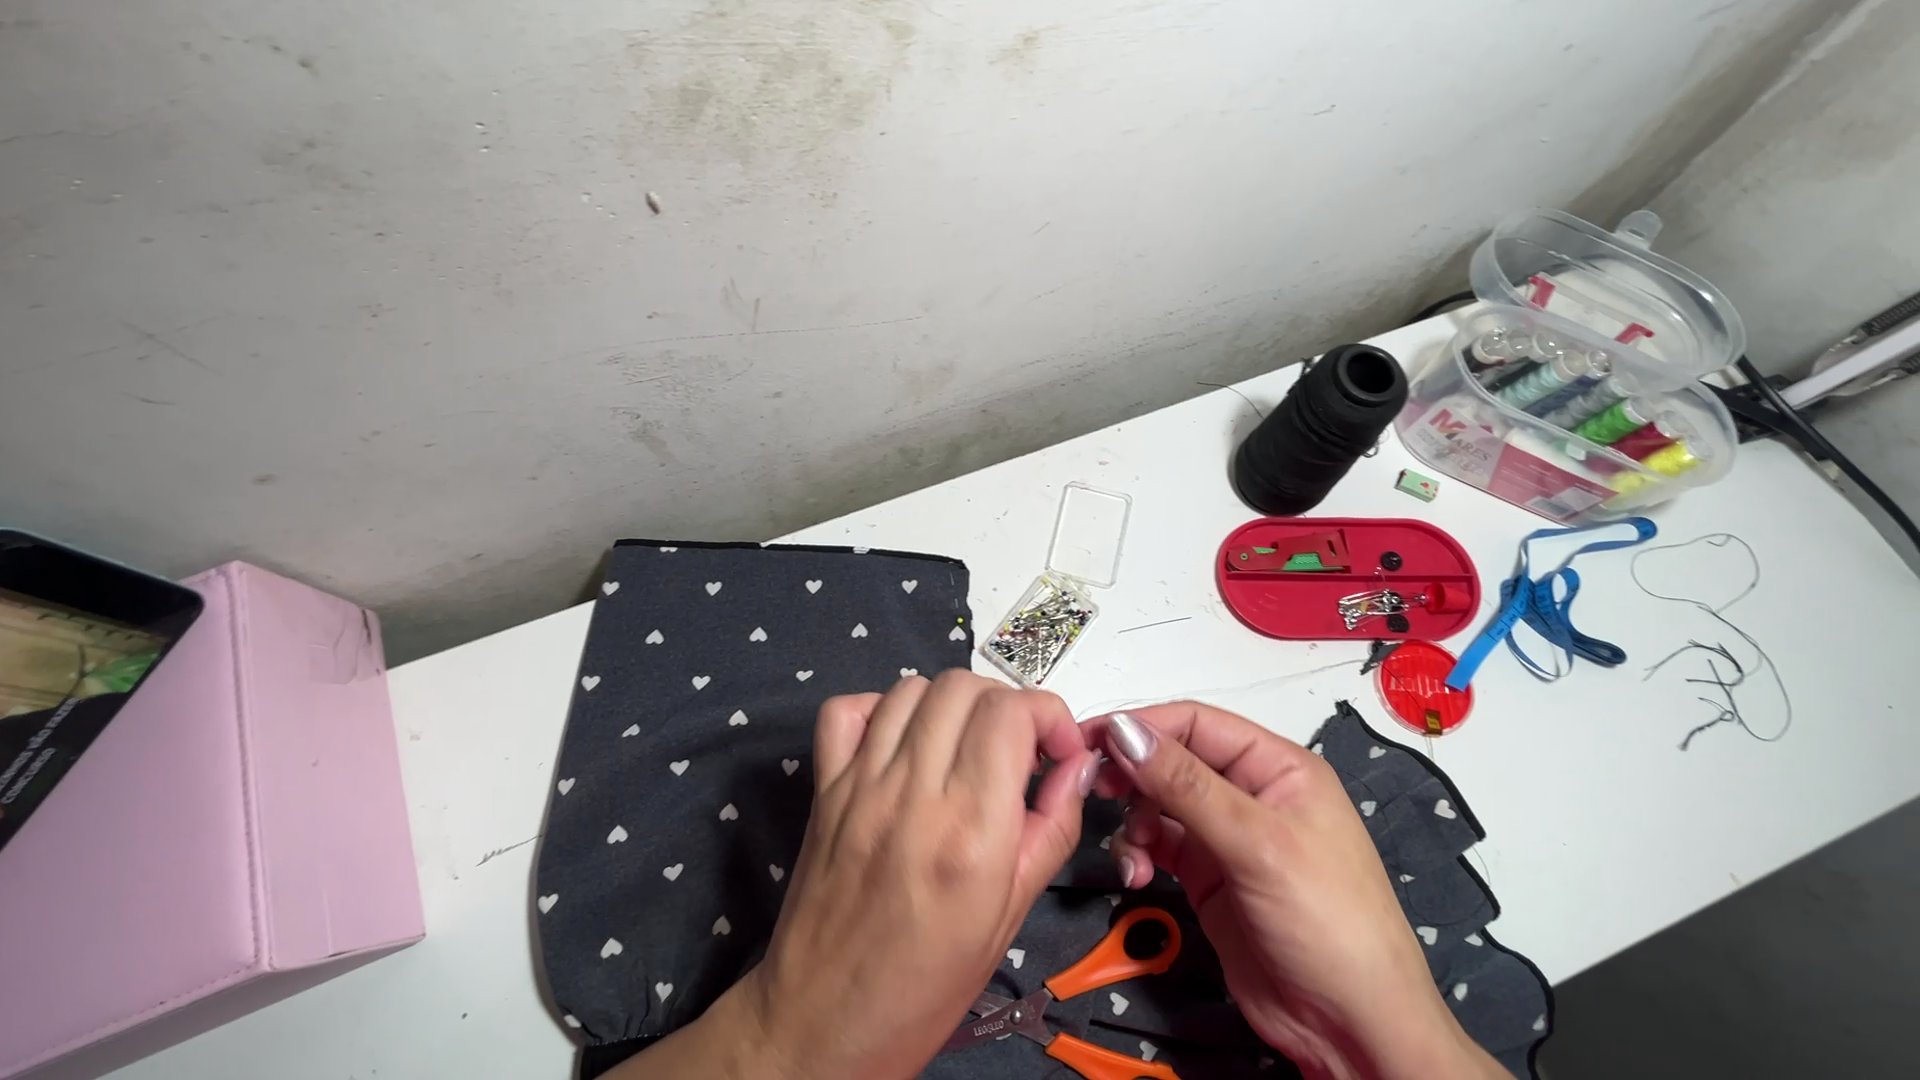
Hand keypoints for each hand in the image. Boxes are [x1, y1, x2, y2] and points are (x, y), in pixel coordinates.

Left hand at [632, 671, 1098, 1079]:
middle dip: (1005, 704)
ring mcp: (860, 784)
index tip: (1058, 749)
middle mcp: (913, 793)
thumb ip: (1053, 826)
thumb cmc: (930, 983)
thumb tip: (1077, 763)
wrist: (825, 1023)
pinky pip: (846, 710)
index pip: (1011, 713)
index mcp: (971, 830)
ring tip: (964, 746)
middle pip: (963, 685)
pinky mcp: (824, 787)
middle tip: (1016, 750)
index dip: (1049, 715)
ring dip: (951, 704)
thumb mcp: (1013, 913)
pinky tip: (903, 741)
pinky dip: (881, 708)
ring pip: (911, 687)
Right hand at [1082, 705, 1504, 1079]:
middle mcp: (1249, 792)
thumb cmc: (1327, 924)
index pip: (1197, 724)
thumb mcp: (1257, 845)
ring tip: (1132, 854)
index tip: (1091, 739)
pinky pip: (1157, 842)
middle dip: (1132, 773)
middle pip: (1172, 759)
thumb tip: (1123, 729)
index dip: (1142, 726)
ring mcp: (1225, 834)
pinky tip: (1136, 874)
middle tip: (1095, 789)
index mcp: (1277, 767)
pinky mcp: (1206, 873)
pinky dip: (1137, 851)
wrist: (1352, 1030)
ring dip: (1133, 820)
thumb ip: (1186, 785)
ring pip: (1158, 802)